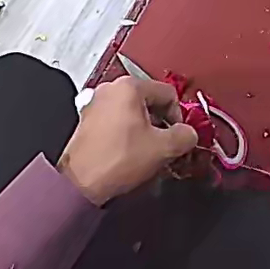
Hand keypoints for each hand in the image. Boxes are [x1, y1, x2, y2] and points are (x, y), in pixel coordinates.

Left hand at [59, 77, 199, 204]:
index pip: (168, 94)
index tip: (177, 138)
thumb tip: (189, 134)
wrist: (80, 182)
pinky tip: (127, 152)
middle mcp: (111, 87)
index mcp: (130, 86)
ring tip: (146, 152)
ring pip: (133, 111)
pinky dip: (127, 132)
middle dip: (161, 123)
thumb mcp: (164, 148)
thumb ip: (185, 136)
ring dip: (145, 129)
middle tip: (163, 146)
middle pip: (150, 101)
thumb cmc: (122, 158)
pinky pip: (117, 119)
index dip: (179, 116)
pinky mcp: (87, 119)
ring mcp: (96, 102)